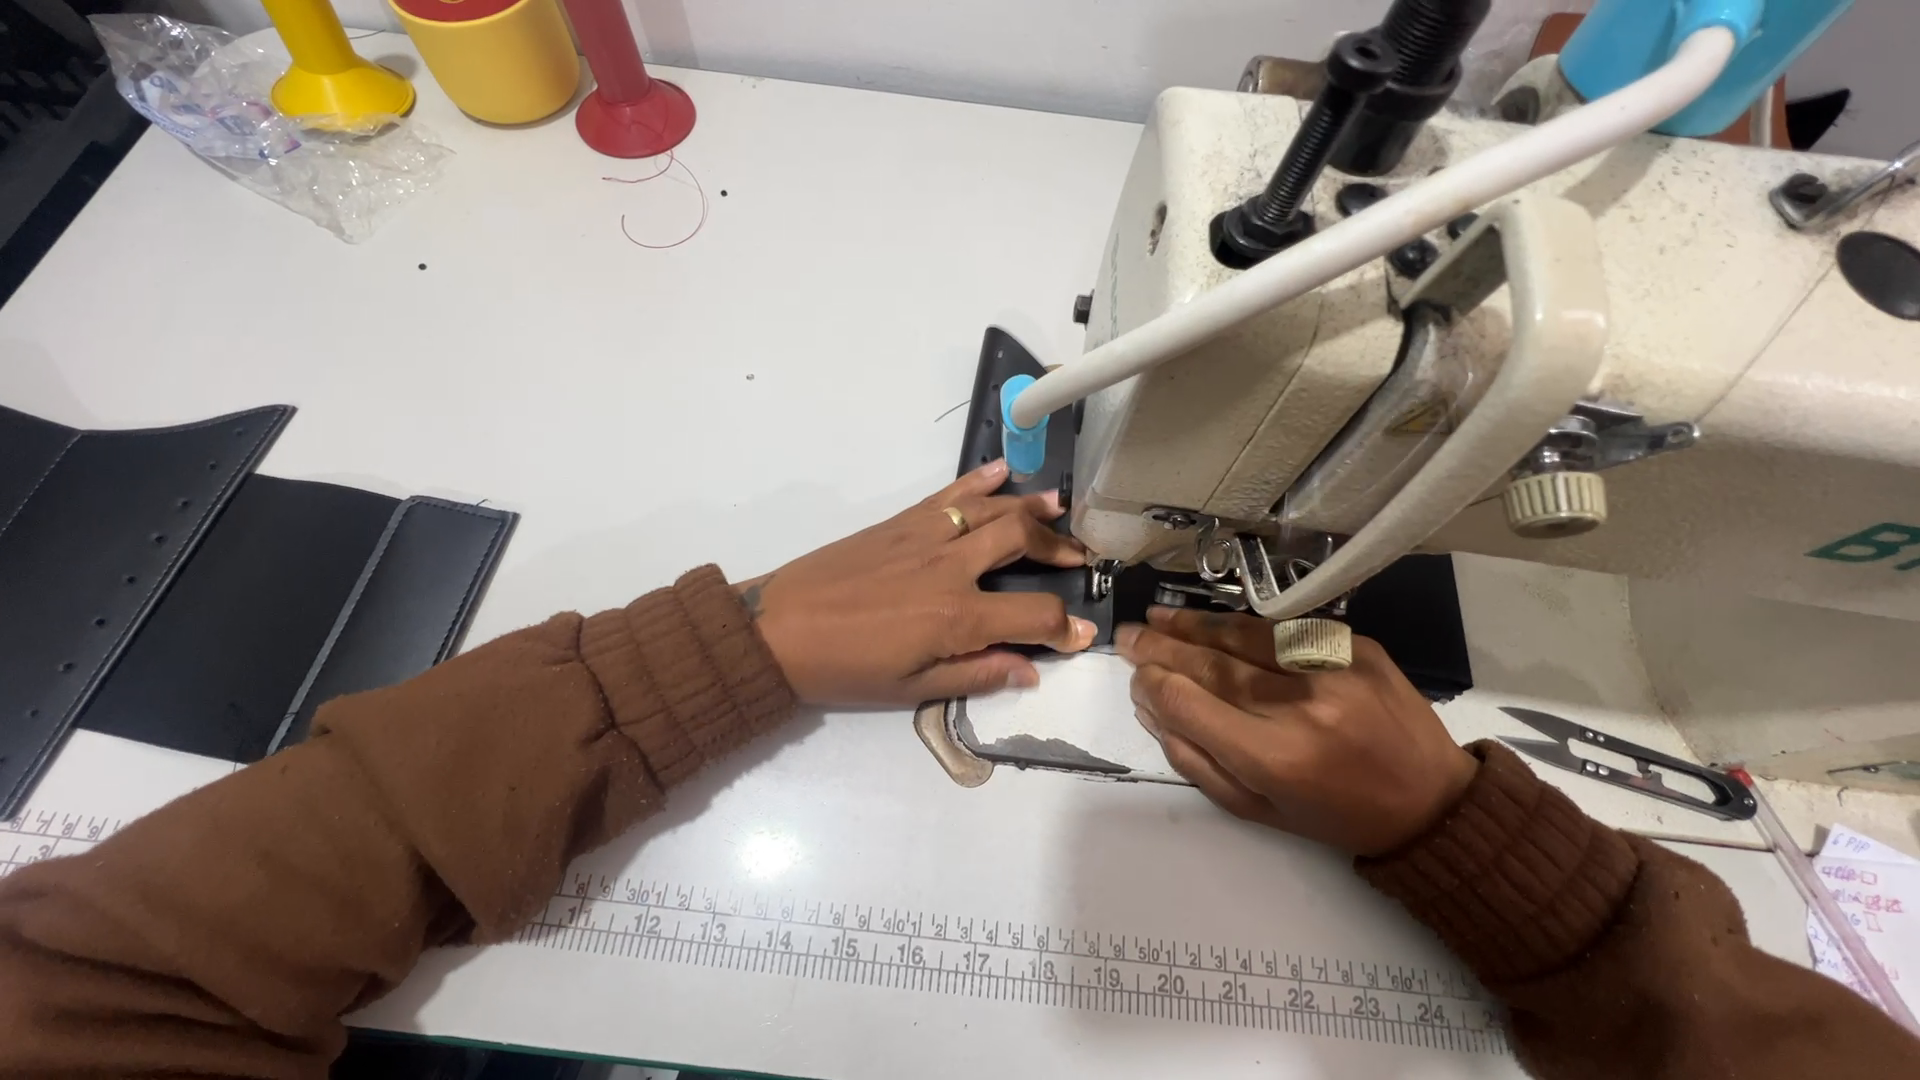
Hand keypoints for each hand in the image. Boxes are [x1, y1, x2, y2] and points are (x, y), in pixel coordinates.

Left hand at [741, 460, 1098, 705]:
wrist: (779, 628)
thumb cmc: (844, 669)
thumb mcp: (911, 689)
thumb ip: (975, 675)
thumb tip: (1029, 671)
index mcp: (956, 617)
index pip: (1034, 615)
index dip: (1066, 628)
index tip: (1083, 635)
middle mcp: (950, 567)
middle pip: (1020, 540)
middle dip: (1057, 548)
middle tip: (1077, 558)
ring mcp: (925, 536)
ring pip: (991, 509)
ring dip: (1029, 507)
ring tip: (1058, 508)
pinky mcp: (901, 520)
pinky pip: (948, 494)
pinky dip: (978, 480)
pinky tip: (1002, 470)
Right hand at [1116, 607, 1477, 855]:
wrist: (1432, 802)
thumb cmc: (1335, 816)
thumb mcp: (1256, 810)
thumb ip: (1195, 760)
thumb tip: (1150, 707)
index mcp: (1275, 758)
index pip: (1189, 704)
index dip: (1152, 685)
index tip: (1133, 677)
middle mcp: (1301, 706)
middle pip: (1210, 665)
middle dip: (1160, 649)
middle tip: (1127, 637)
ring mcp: (1332, 669)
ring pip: (1242, 636)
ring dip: (1192, 626)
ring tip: (1156, 619)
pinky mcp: (1355, 647)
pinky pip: (1281, 629)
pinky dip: (1239, 625)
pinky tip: (1209, 621)